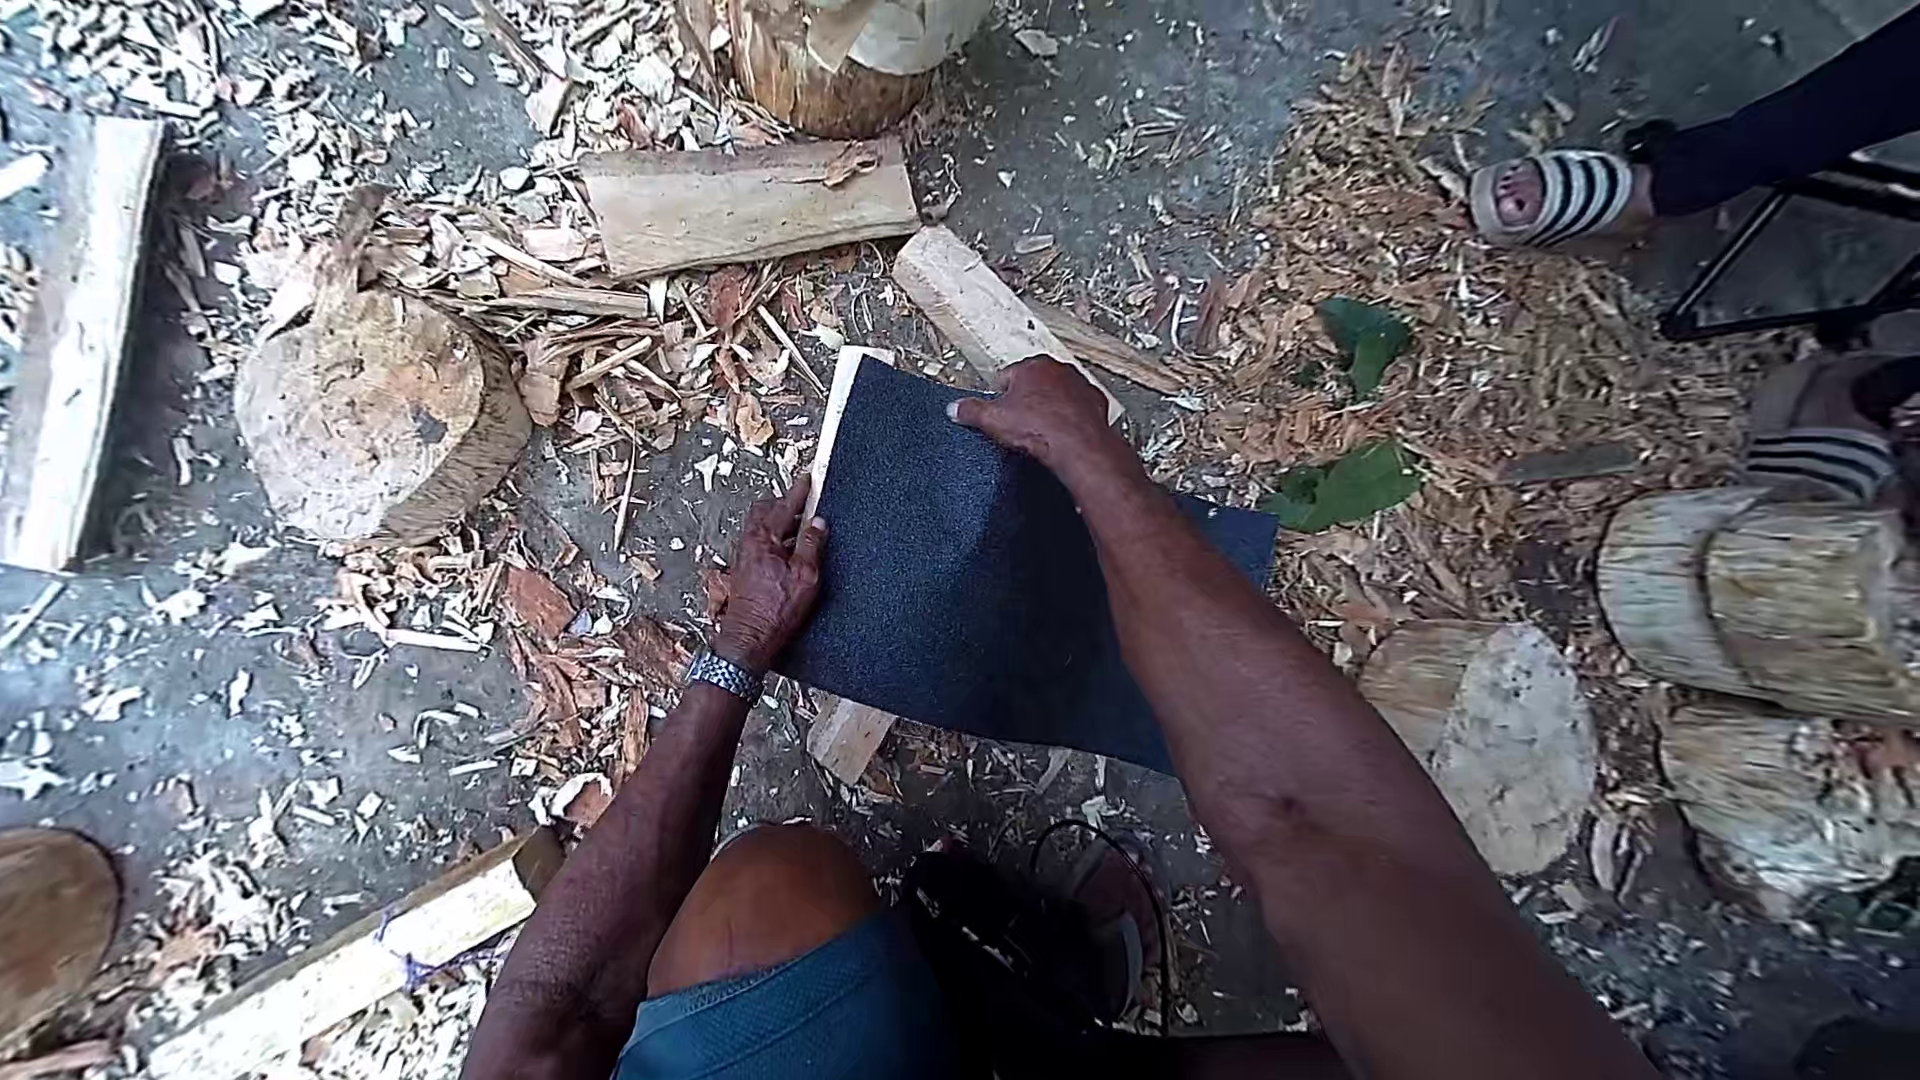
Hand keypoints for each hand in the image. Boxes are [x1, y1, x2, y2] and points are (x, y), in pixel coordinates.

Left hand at [712, 477, 827, 670]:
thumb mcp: (805, 576)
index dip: (800, 490)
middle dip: (785, 502)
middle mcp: (750, 543)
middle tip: (806, 503)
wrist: (749, 638)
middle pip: (765, 509)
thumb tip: (818, 522)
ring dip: (781, 522)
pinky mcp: (745, 569)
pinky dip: (776, 538)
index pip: (784, 505)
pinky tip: (789, 552)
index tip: (810, 478)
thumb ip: (811, 545)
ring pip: (762, 526)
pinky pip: (761, 542)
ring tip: (802, 529)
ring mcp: (745, 556)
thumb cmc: (775, 611)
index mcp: (764, 538)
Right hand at [947, 356, 1132, 480]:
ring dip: (1049, 408)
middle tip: (1020, 423)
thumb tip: (955, 409)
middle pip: (1033, 384)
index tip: (999, 412)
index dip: (999, 397)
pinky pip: (1077, 409)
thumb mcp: (993, 420)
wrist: (1078, 445)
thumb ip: (971, 411)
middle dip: (1026, 401)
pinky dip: (1070, 419)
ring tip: (1041, 431)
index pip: (1006, 377)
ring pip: (1057, 395)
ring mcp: (1079, 385)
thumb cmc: (1042, 428)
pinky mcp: (1094, 403)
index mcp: (1031, 366)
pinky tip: (1061, 434)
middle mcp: (1058, 369)